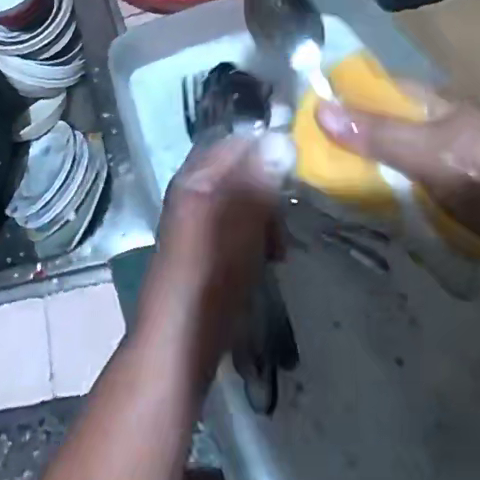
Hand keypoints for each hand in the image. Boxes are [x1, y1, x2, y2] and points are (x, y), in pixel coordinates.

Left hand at [145, 134, 281, 352]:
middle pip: (242, 170)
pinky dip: (257, 235)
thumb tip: (279, 138)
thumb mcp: (239, 223)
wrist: (179, 342)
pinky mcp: (208, 247)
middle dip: (270, 189)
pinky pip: (240, 225)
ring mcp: (199, 220)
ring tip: (277, 247)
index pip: (236, 141)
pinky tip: (267, 259)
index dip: (268, 147)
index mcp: (195, 178)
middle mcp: (194, 191)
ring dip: (267, 216)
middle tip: (284, 219)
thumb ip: (258, 180)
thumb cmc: (209, 277)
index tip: (299, 167)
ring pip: (245, 199)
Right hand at [316, 89, 479, 289]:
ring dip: (363, 167)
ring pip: (390, 155)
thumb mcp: (434, 159)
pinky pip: (407, 182)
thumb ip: (378, 135)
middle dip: (345, 138)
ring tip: (322, 184)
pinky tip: (364, 205)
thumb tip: (318, 107)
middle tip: (302, 159)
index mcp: (436, 104)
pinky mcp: (454, 190)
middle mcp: (438, 124)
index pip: (375, 87)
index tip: (296, 116)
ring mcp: (447, 158)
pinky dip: (385, 190)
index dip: (338, 96)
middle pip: (379, 122)